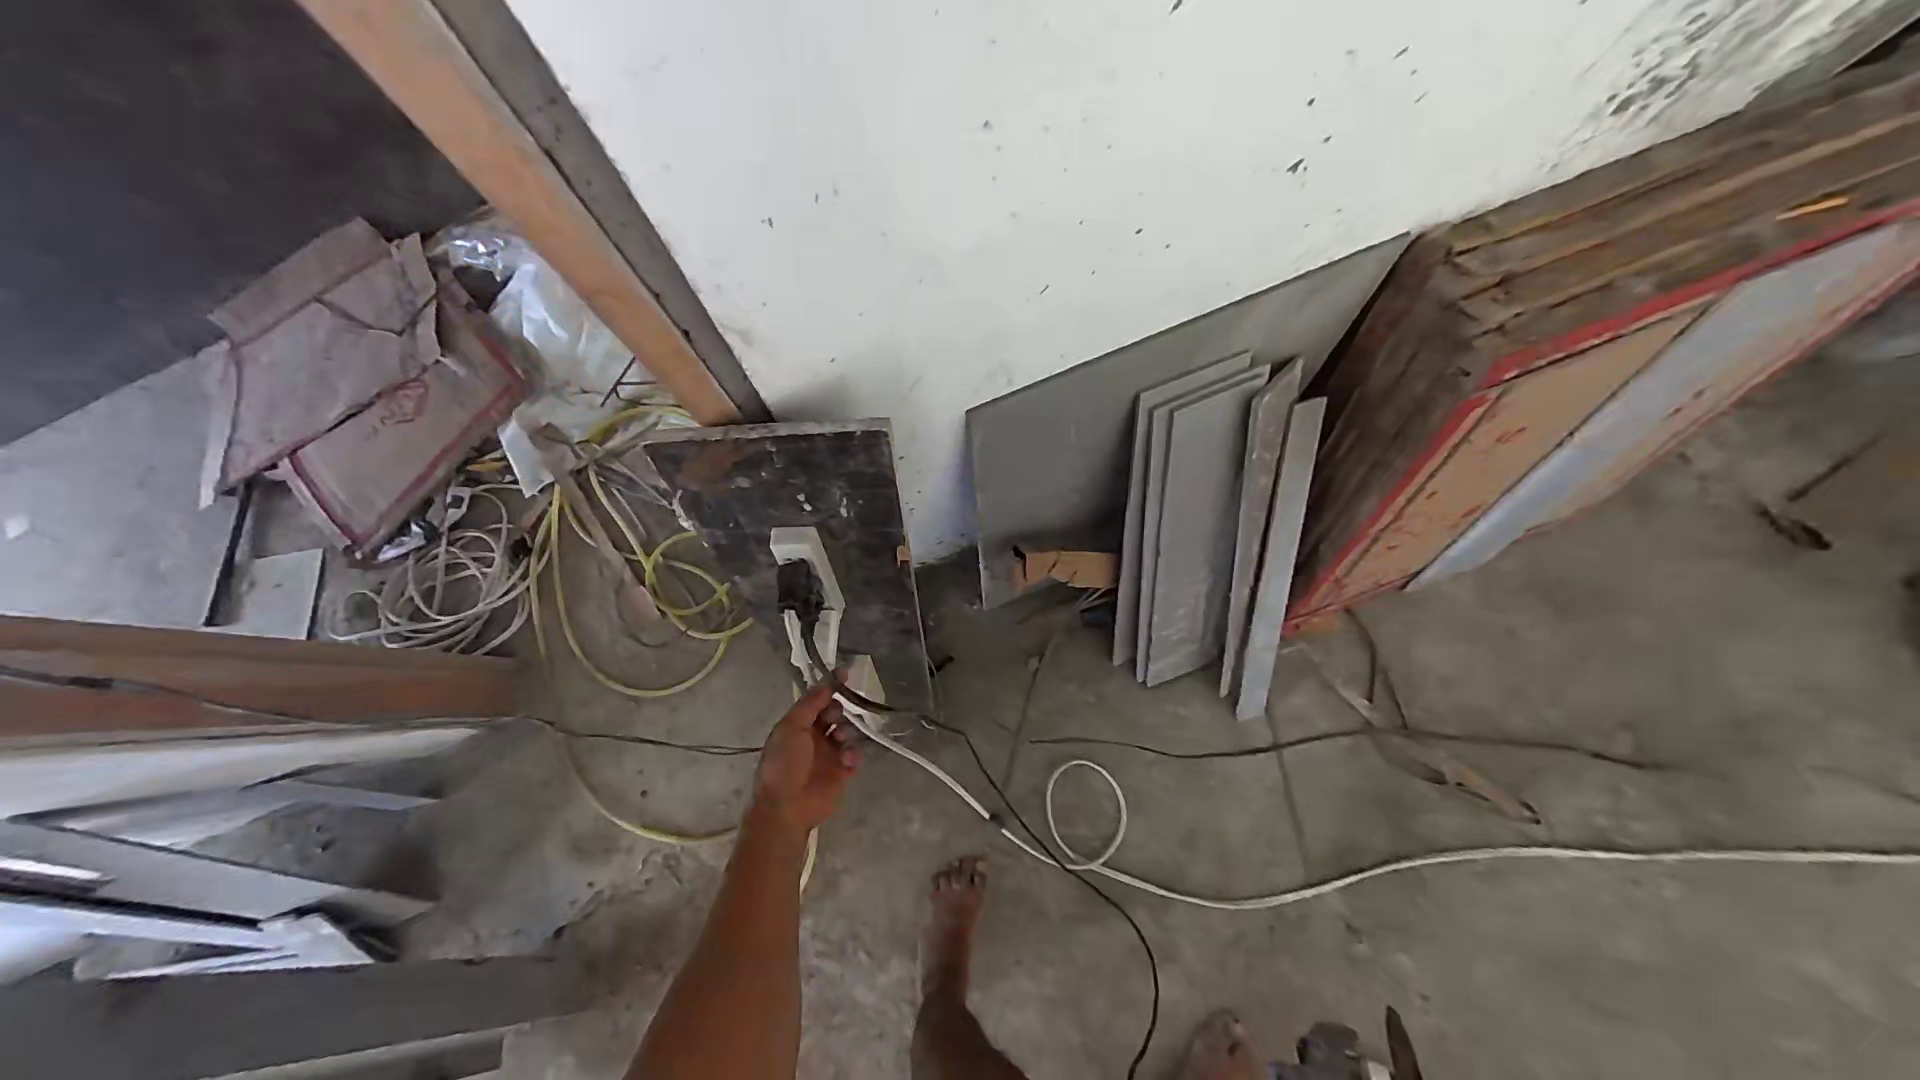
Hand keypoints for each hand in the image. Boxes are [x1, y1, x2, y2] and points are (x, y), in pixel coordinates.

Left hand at [753, 679, 859, 832]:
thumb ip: (811, 703)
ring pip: (848, 732)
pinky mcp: (843, 772)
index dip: (830, 687)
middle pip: (835, 713)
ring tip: (840, 741)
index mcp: (797, 725)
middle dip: (838, 711)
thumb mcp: (791, 726)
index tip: (845, 674)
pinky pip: (856, 754)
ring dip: (847, 732)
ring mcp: (829, 754)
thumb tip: (828, 681)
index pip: (817, 700)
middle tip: (834, 718)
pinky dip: (853, 754)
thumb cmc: (783, 763)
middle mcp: (814, 737)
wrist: (787, 806)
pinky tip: (846, 760)